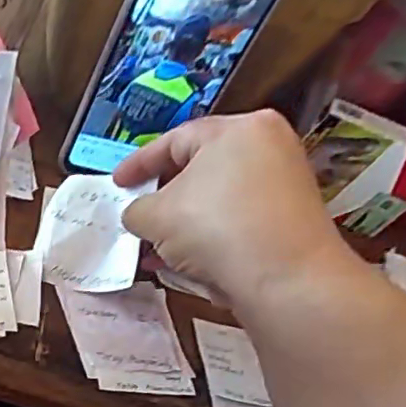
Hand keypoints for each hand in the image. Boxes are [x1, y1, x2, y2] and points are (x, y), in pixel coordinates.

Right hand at [115, 111, 366, 310]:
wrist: (283, 278)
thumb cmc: (216, 228)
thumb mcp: (155, 216)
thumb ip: (137, 210)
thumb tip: (138, 215)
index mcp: (237, 128)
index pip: (176, 139)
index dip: (139, 163)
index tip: (118, 183)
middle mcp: (267, 147)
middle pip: (199, 170)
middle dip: (162, 198)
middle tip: (138, 216)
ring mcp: (282, 185)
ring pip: (216, 201)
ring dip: (181, 225)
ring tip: (155, 249)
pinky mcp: (287, 222)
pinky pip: (234, 223)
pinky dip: (206, 238)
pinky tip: (185, 263)